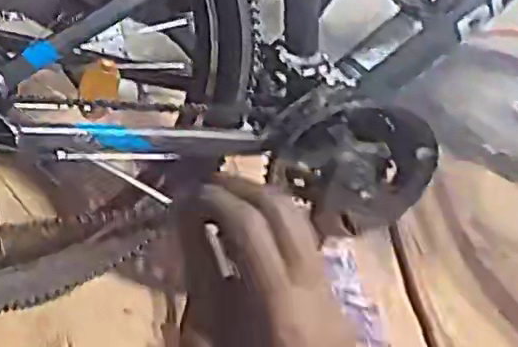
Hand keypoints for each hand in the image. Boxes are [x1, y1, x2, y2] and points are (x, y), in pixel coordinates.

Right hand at [180, 176, 354, 346]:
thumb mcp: (206, 338)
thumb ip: (199, 271)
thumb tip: (186, 216)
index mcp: (278, 307)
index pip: (245, 221)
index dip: (209, 196)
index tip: (182, 195)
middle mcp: (313, 289)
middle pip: (279, 207)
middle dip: (236, 186)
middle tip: (202, 186)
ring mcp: (330, 292)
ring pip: (297, 218)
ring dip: (256, 200)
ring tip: (221, 201)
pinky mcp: (335, 299)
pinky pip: (302, 241)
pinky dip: (271, 224)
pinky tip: (244, 234)